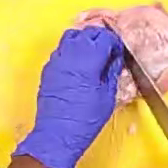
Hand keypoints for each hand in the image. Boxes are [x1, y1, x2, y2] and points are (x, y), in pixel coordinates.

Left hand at [14, 26, 122, 167]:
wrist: (57, 134)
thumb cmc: (85, 119)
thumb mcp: (107, 96)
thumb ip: (112, 72)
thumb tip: (115, 59)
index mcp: (88, 59)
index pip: (104, 37)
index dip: (114, 43)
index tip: (118, 52)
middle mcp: (70, 54)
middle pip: (87, 33)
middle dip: (100, 38)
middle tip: (108, 52)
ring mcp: (56, 60)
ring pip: (71, 37)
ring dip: (83, 42)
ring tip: (93, 56)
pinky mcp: (48, 69)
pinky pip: (61, 51)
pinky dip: (71, 51)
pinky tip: (78, 66)